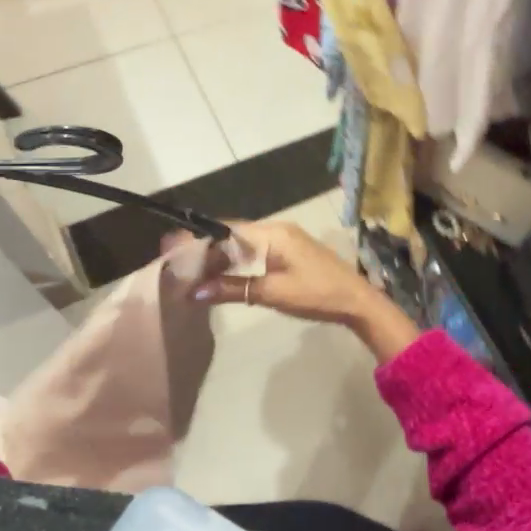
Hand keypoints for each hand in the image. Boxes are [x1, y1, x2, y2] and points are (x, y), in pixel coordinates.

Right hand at [173, 220, 421, 362]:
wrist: (357, 301)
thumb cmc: (316, 294)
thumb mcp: (271, 293)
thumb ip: (232, 289)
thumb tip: (194, 292)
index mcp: (272, 234)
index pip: (226, 231)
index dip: (199, 242)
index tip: (174, 253)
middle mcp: (277, 230)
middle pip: (233, 236)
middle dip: (207, 252)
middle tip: (180, 270)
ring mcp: (285, 240)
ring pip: (243, 244)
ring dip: (221, 259)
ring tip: (196, 276)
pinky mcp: (290, 253)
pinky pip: (256, 252)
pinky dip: (238, 263)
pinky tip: (224, 278)